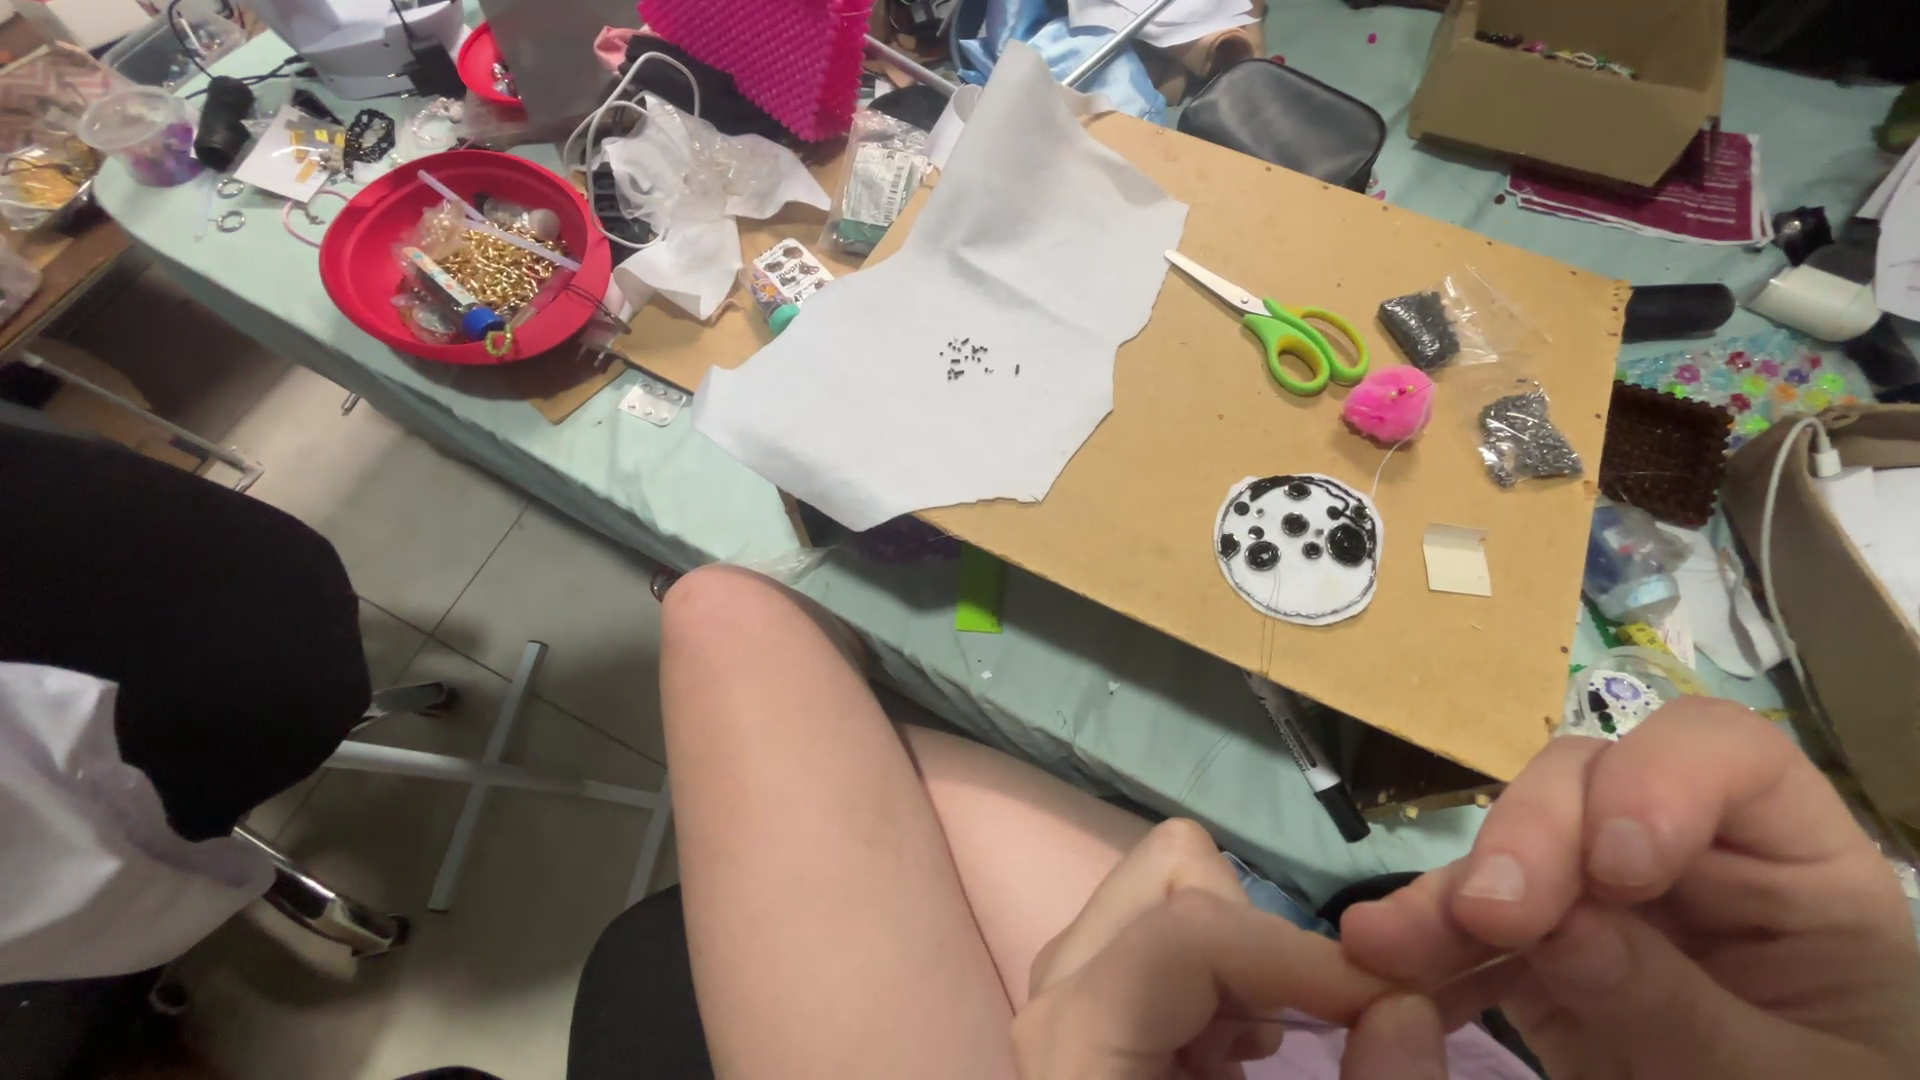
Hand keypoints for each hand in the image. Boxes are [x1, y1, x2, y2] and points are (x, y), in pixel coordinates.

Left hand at [1013, 818, 1448, 1078]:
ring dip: (1243, 961)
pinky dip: (1222, 975)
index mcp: (1077, 1047)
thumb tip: (1404, 1001)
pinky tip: (1232, 1057)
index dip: (1298, 956)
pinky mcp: (1087, 999)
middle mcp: (1054, 995)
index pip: (1185, 933)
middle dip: (1259, 942)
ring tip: (1258, 1058)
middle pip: (1167, 875)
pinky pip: (1164, 928)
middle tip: (1304, 1034)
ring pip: (1169, 891)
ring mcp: (1064, 989)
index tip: (1389, 1006)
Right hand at [1340, 698, 1919, 1078]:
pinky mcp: (1530, 934)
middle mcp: (1679, 856)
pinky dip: (1419, 932)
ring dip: (1447, 890)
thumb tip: (1558, 927)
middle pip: (1582, 782)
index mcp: (1789, 872)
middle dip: (1526, 839)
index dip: (1656, 779)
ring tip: (1388, 942)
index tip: (1615, 869)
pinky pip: (1461, 909)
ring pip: (1504, 840)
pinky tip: (1380, 954)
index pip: (1721, 755)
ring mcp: (1594, 891)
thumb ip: (1675, 1005)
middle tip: (1488, 916)